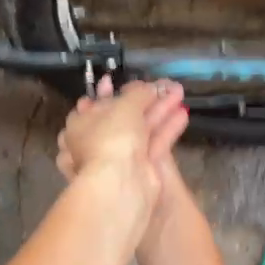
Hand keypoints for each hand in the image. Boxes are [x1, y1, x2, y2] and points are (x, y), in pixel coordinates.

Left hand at [54, 77, 188, 186]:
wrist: (122, 182)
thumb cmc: (112, 137)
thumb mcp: (125, 106)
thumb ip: (138, 93)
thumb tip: (147, 87)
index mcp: (81, 125)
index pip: (93, 105)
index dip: (109, 92)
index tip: (122, 81)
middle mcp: (98, 140)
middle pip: (123, 115)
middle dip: (144, 98)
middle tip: (164, 84)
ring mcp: (120, 155)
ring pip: (141, 127)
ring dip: (160, 110)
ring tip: (179, 91)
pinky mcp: (141, 167)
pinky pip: (154, 142)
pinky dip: (167, 128)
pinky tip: (183, 113)